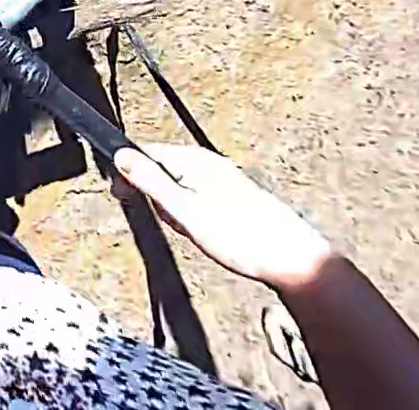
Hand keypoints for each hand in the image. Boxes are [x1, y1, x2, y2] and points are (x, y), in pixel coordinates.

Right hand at [113, 143, 334, 291]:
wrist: (299, 265)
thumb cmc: (241, 238)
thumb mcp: (183, 210)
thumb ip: (149, 180)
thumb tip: (119, 155)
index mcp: (193, 159)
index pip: (144, 153)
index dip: (128, 174)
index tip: (121, 196)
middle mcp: (208, 162)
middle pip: (162, 170)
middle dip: (159, 197)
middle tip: (174, 223)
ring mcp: (225, 178)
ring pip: (181, 187)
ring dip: (179, 210)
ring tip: (196, 233)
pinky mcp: (237, 196)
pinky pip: (200, 198)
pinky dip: (196, 215)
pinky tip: (212, 235)